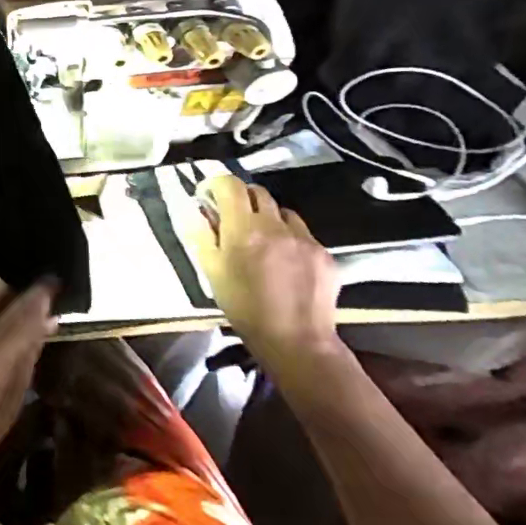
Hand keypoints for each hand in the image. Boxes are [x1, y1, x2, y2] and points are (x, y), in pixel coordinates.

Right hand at [196, 177, 343, 377]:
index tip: (210, 196)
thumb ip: (203, 235)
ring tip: (262, 239)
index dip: (217, 184)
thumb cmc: (243, 306)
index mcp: (242, 229)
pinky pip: (302, 233)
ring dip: (268, 217)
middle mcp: (274, 227)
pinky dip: (289, 237)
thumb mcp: (211, 270)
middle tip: (234, 217)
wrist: (295, 340)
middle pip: (258, 192)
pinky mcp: (325, 254)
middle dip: (242, 198)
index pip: (230, 185)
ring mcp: (304, 239)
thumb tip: (200, 211)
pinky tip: (284, 260)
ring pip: (282, 211)